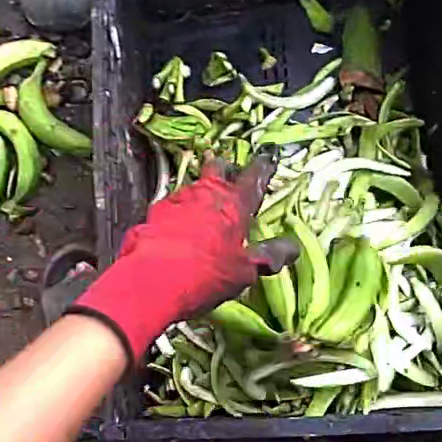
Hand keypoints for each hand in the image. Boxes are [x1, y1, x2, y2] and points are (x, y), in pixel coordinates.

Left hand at [70, 151, 297, 360]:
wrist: (150, 281)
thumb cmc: (205, 275)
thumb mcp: (244, 272)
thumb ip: (268, 256)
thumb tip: (291, 248)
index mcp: (234, 204)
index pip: (254, 177)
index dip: (263, 168)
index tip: (268, 160)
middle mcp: (205, 194)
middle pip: (217, 167)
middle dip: (226, 169)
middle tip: (232, 179)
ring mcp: (175, 201)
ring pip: (193, 187)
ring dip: (201, 195)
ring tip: (205, 213)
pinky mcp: (152, 214)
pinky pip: (171, 207)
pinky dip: (179, 214)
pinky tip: (178, 231)